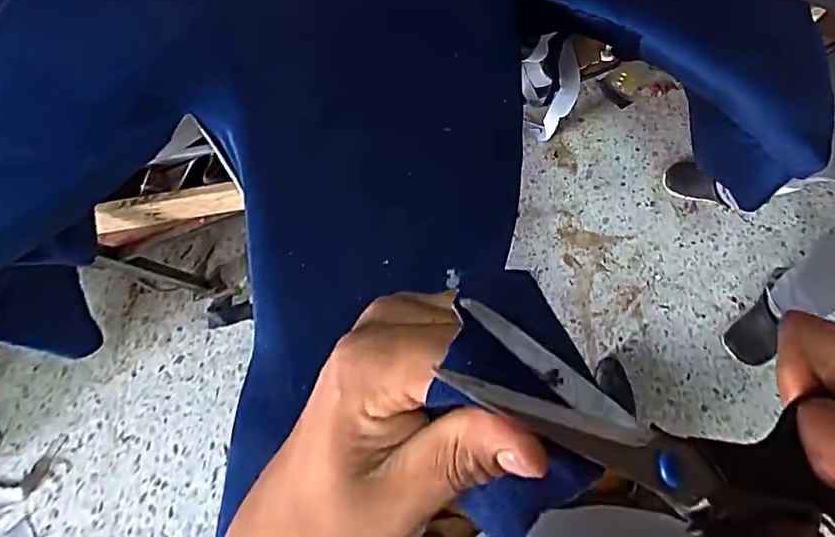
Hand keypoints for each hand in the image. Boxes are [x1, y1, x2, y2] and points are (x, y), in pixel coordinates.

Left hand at [227, 292, 547, 536]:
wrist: (287, 521)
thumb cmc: (332, 518)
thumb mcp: (397, 502)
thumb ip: (462, 457)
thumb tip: (536, 442)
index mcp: (369, 362)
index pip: (461, 349)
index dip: (508, 380)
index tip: (546, 419)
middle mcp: (376, 323)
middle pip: (467, 327)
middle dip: (507, 367)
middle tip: (543, 416)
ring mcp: (383, 318)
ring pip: (466, 318)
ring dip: (496, 356)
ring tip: (519, 405)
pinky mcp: (391, 326)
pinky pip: (451, 321)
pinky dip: (476, 348)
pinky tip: (486, 385)